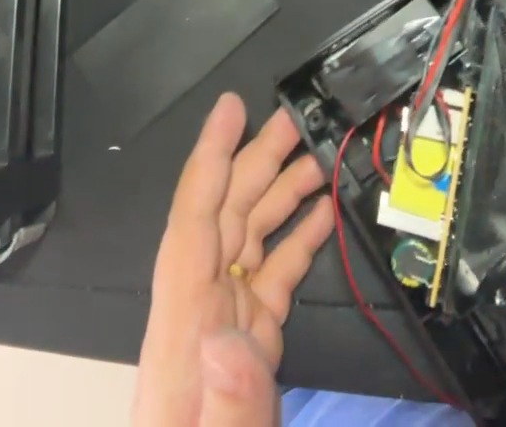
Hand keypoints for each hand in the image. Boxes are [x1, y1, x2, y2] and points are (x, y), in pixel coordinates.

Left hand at [133, 94, 335, 426]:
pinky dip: (295, 241)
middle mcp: (202, 313)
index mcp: (186, 328)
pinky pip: (271, 277)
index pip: (192, 223)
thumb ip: (228, 409)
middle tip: (295, 120)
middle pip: (225, 216)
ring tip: (317, 159)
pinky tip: (319, 219)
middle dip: (256, 161)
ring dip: (280, 194)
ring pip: (249, 239)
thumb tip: (230, 333)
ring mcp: (227, 327)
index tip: (230, 110)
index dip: (210, 159)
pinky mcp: (251, 345)